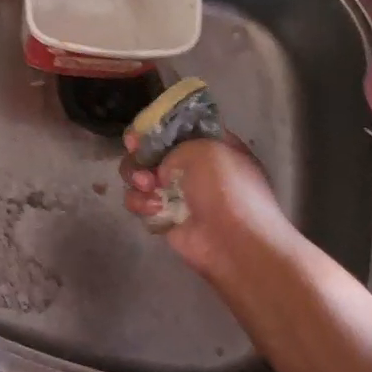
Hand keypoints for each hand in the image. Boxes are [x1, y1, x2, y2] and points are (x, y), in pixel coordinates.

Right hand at [118, 133, 294, 278]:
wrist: (234, 242)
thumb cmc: (227, 190)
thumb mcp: (206, 148)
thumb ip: (174, 145)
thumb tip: (161, 168)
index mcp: (212, 147)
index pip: (177, 129)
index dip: (155, 129)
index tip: (139, 134)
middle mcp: (195, 168)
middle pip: (153, 151)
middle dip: (140, 154)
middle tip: (136, 155)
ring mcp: (179, 193)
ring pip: (140, 175)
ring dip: (137, 178)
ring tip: (148, 186)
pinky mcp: (164, 216)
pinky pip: (138, 201)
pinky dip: (140, 202)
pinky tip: (153, 208)